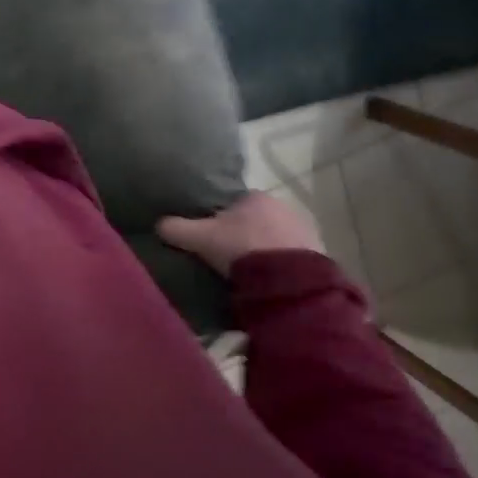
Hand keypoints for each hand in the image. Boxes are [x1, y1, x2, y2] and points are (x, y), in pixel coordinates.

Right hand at [155, 191, 324, 275]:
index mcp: (256, 196)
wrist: (289, 281)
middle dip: (242, 232)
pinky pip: (290, 256)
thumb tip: (158, 224)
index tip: (210, 233)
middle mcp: (284, 207)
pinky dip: (278, 264)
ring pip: (274, 237)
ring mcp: (305, 231)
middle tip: (225, 252)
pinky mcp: (319, 256)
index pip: (233, 201)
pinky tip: (267, 278)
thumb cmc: (241, 248)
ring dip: (262, 248)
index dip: (219, 215)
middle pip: (255, 219)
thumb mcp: (199, 238)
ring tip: (246, 268)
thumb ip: (176, 228)